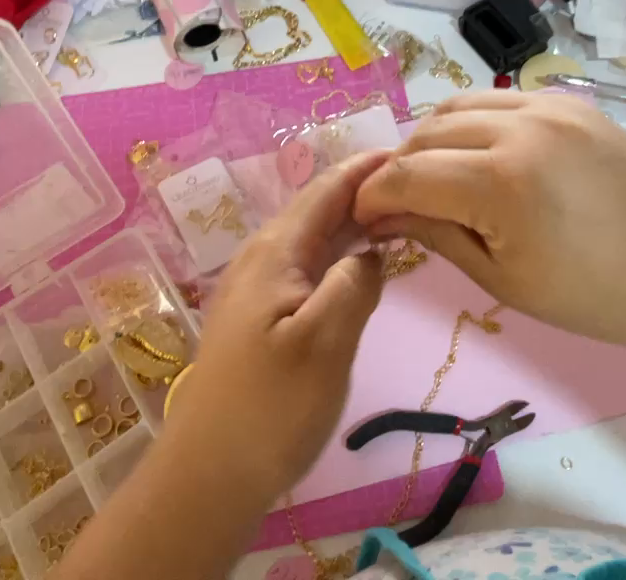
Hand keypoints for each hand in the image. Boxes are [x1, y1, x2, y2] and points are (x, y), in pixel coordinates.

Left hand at [159, 152, 387, 499]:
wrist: (208, 475)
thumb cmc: (270, 408)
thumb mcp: (325, 342)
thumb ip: (355, 283)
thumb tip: (373, 250)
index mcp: (276, 251)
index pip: (326, 190)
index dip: (365, 168)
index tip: (407, 149)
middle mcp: (263, 258)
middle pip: (320, 210)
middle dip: (365, 192)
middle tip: (417, 183)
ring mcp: (259, 289)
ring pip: (316, 240)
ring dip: (355, 224)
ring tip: (401, 215)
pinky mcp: (262, 318)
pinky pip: (309, 269)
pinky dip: (342, 257)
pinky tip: (364, 268)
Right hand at [351, 92, 625, 367]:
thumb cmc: (593, 297)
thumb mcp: (501, 278)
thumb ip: (434, 233)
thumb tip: (380, 216)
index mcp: (502, 182)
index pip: (408, 175)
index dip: (374, 196)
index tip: (362, 217)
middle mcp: (521, 127)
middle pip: (427, 133)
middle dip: (400, 168)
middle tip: (396, 204)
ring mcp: (549, 105)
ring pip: (457, 106)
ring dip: (432, 139)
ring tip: (435, 177)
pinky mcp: (570, 102)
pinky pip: (498, 101)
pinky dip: (473, 124)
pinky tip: (478, 157)